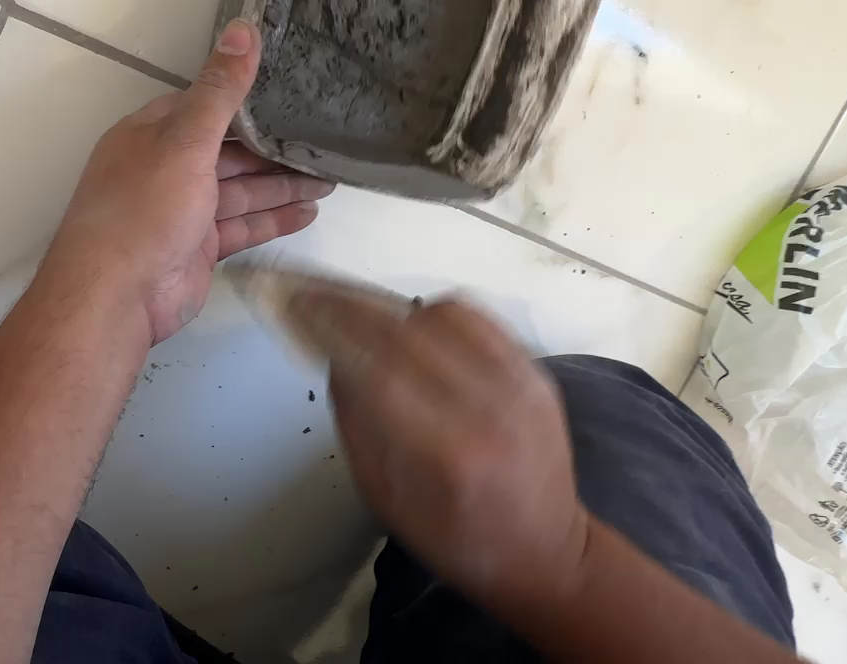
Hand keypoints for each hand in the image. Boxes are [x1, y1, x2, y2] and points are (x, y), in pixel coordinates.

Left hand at [40, 18, 334, 343]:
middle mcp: (165, 168)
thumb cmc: (146, 206)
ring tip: (329, 179)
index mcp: (152, 134)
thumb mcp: (186, 140)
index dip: (242, 100)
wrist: (117, 294)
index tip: (287, 92)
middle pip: (227, 152)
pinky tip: (308, 213)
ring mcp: (182, 210)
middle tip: (322, 143)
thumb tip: (244, 28)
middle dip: (272, 149)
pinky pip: (241, 226)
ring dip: (280, 185)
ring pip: (239, 191)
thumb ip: (220, 91)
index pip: (202, 107)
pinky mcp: (197, 247)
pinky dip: (272, 219)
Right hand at [295, 290, 589, 612]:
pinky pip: (477, 315)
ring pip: (440, 313)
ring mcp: (519, 386)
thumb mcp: (380, 489)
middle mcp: (489, 410)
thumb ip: (353, 415)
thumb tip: (331, 348)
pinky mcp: (536, 372)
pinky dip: (435, 311)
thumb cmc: (454, 534)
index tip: (299, 304)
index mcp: (446, 453)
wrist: (547, 552)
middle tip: (314, 295)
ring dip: (393, 308)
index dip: (332, 327)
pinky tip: (414, 325)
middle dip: (348, 306)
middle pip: (404, 331)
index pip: (377, 367)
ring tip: (368, 321)